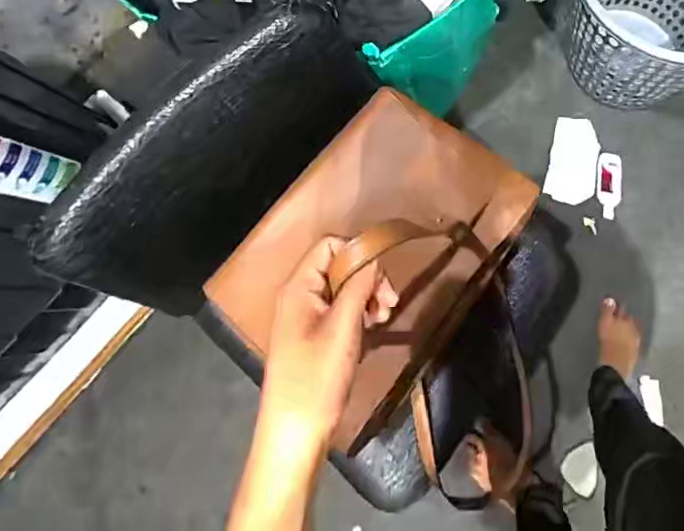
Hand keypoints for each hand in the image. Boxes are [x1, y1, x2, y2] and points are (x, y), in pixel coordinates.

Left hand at [257, 236, 399, 453]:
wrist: (294, 437)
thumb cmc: (316, 379)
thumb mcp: (343, 327)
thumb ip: (358, 286)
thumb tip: (373, 258)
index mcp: (298, 287)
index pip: (330, 245)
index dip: (358, 253)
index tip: (381, 278)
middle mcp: (299, 295)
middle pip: (338, 266)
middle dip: (367, 278)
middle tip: (389, 303)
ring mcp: (305, 317)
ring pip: (342, 289)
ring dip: (366, 297)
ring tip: (383, 318)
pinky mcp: (313, 336)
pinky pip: (339, 310)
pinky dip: (358, 314)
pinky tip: (372, 329)